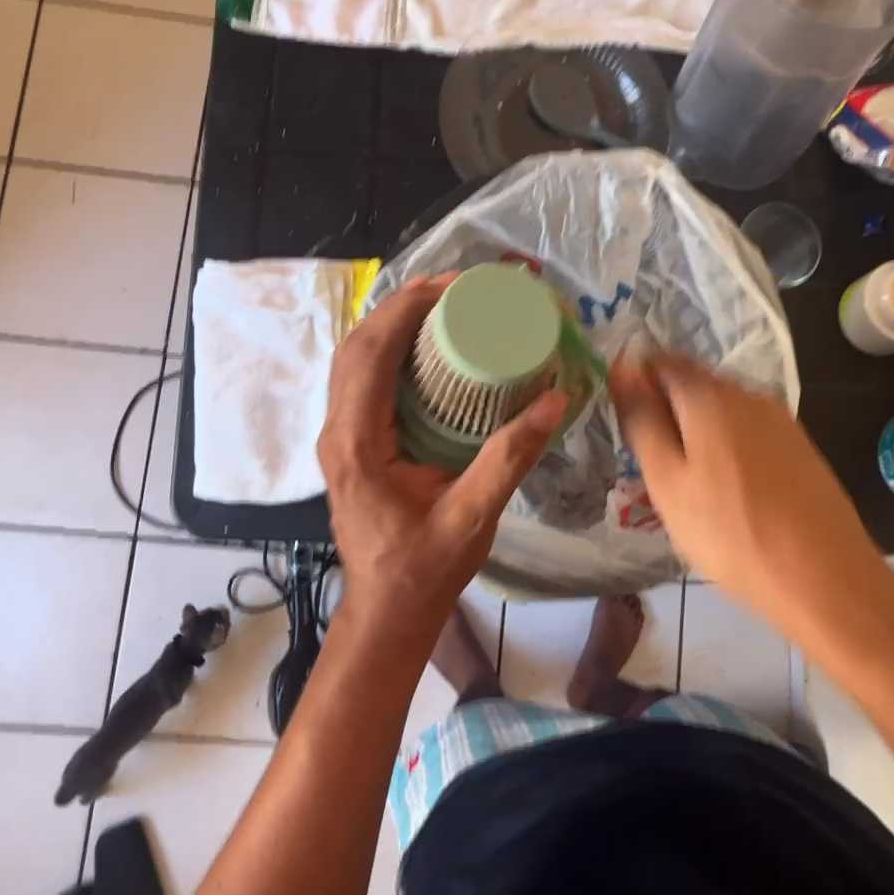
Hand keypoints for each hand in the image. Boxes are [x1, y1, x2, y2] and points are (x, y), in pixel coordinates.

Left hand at [319, 275, 566, 633]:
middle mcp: (338, 432)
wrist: (389, 608)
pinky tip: (430, 349)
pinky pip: (364, 381)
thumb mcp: (472, 516)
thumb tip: (555, 399)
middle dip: (403, 307)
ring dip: (395, 326)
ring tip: (445, 306)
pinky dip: (393, 352)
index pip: (371, 355)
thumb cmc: (425, 569)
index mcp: (357, 445)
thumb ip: (509, 458)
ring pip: (355, 361)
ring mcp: (340, 437)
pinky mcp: (352, 443)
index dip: (407, 310)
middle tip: (457, 288)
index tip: (454, 285)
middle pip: (357, 347)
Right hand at [608, 354, 886, 621]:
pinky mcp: (801, 448)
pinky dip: (730, 448)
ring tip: (689, 482)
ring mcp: (781, 420)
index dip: (637, 384)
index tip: (627, 423)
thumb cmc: (729, 531)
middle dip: (670, 409)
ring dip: (700, 431)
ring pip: (725, 411)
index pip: (662, 363)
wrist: (822, 575)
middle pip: (696, 384)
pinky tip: (729, 489)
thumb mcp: (667, 481)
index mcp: (709, 396)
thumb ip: (643, 421)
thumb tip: (624, 368)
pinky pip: (751, 433)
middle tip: (654, 462)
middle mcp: (748, 394)